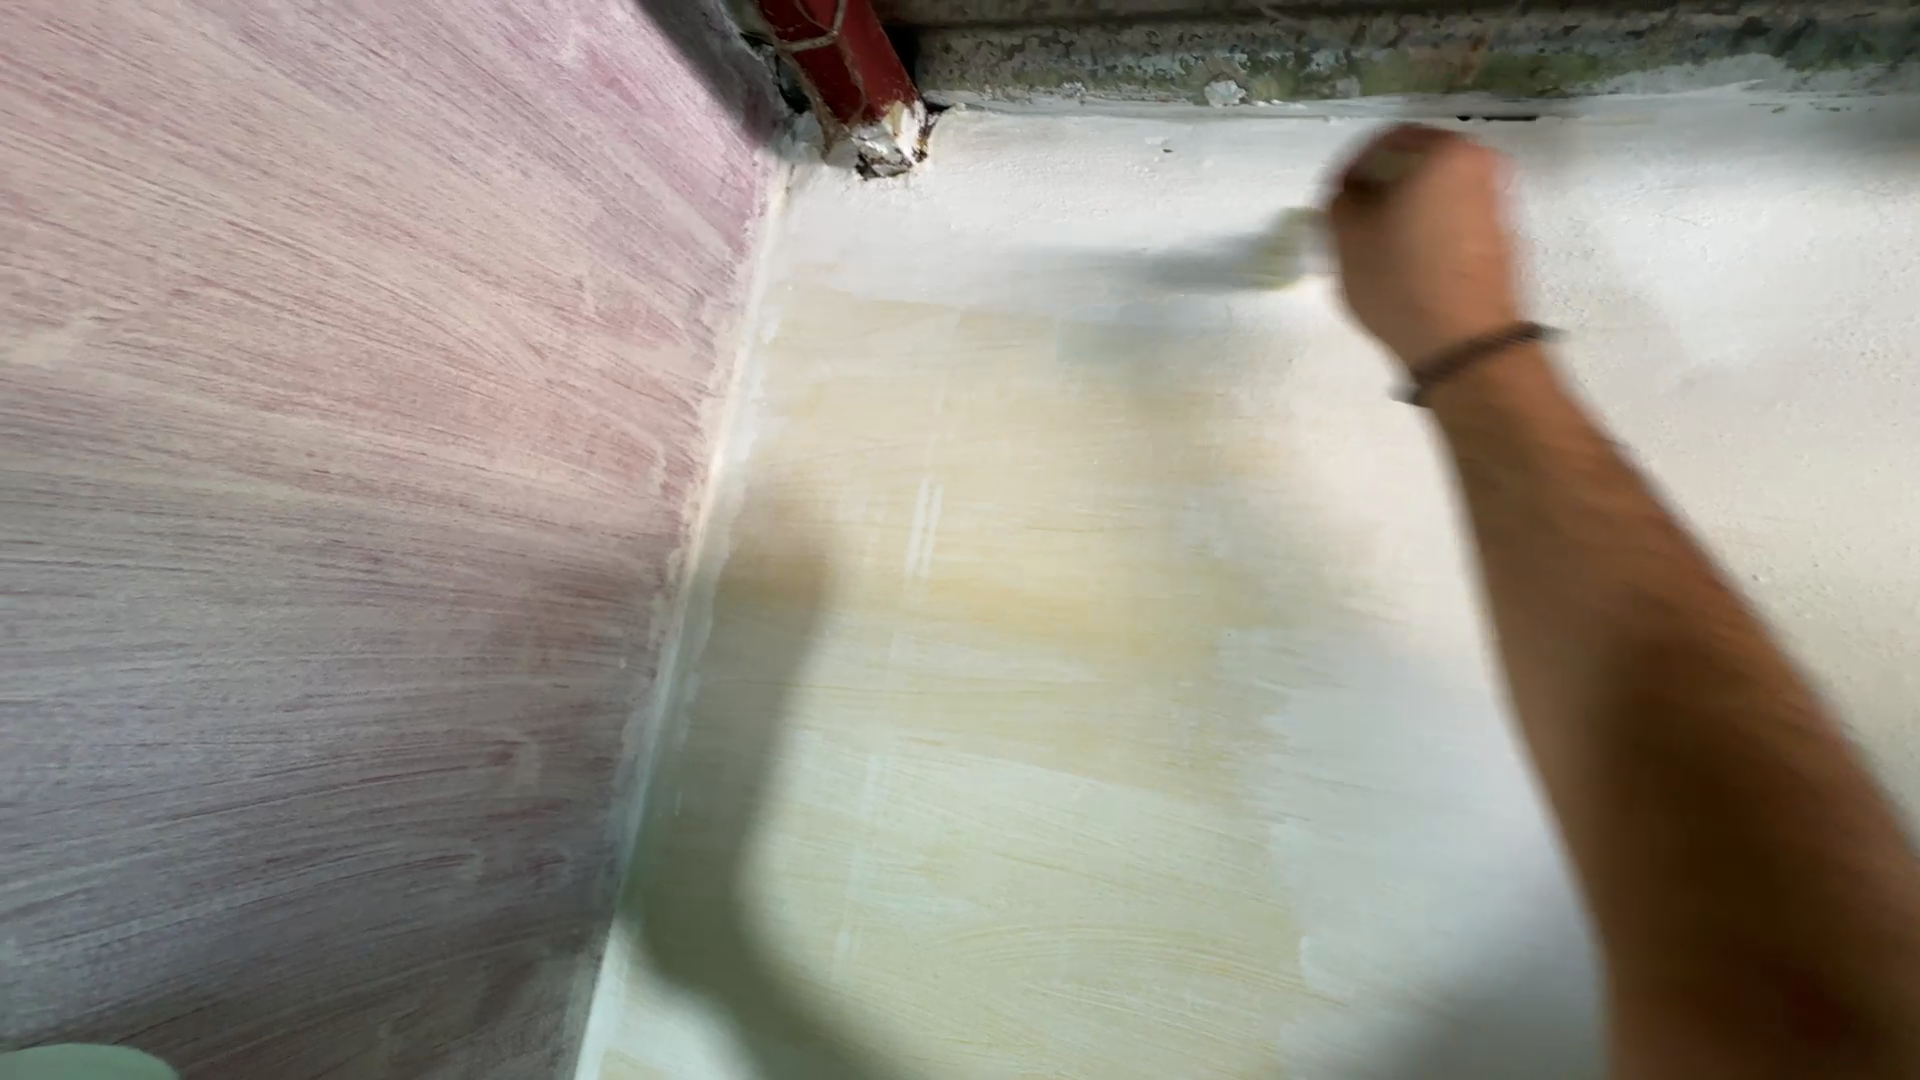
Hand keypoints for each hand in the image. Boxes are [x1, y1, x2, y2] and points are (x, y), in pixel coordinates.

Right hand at [1327, 124, 1524, 369]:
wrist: (1462, 339)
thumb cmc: (1398, 282)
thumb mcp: (1347, 241)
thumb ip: (1340, 203)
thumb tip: (1347, 194)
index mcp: (1440, 152)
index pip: (1383, 139)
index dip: (1348, 169)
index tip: (1330, 202)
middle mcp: (1478, 161)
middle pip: (1412, 162)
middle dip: (1377, 188)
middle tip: (1348, 224)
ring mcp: (1495, 196)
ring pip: (1432, 191)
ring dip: (1399, 210)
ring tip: (1372, 248)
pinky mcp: (1499, 231)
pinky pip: (1450, 215)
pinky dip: (1423, 228)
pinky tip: (1403, 263)